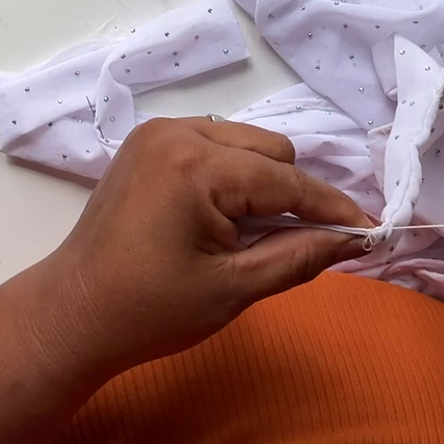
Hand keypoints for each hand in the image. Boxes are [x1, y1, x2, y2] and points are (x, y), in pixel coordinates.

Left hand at [22, 117, 374, 374]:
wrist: (75, 312)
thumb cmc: (150, 310)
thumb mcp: (234, 289)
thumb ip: (299, 256)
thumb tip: (354, 239)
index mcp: (195, 165)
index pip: (285, 181)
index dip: (331, 208)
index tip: (369, 230)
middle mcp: (178, 131)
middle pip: (270, 150)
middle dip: (291, 195)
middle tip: (289, 243)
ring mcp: (159, 130)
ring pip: (245, 141)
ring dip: (262, 181)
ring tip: (247, 232)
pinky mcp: (148, 140)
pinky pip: (215, 141)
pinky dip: (232, 171)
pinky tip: (219, 212)